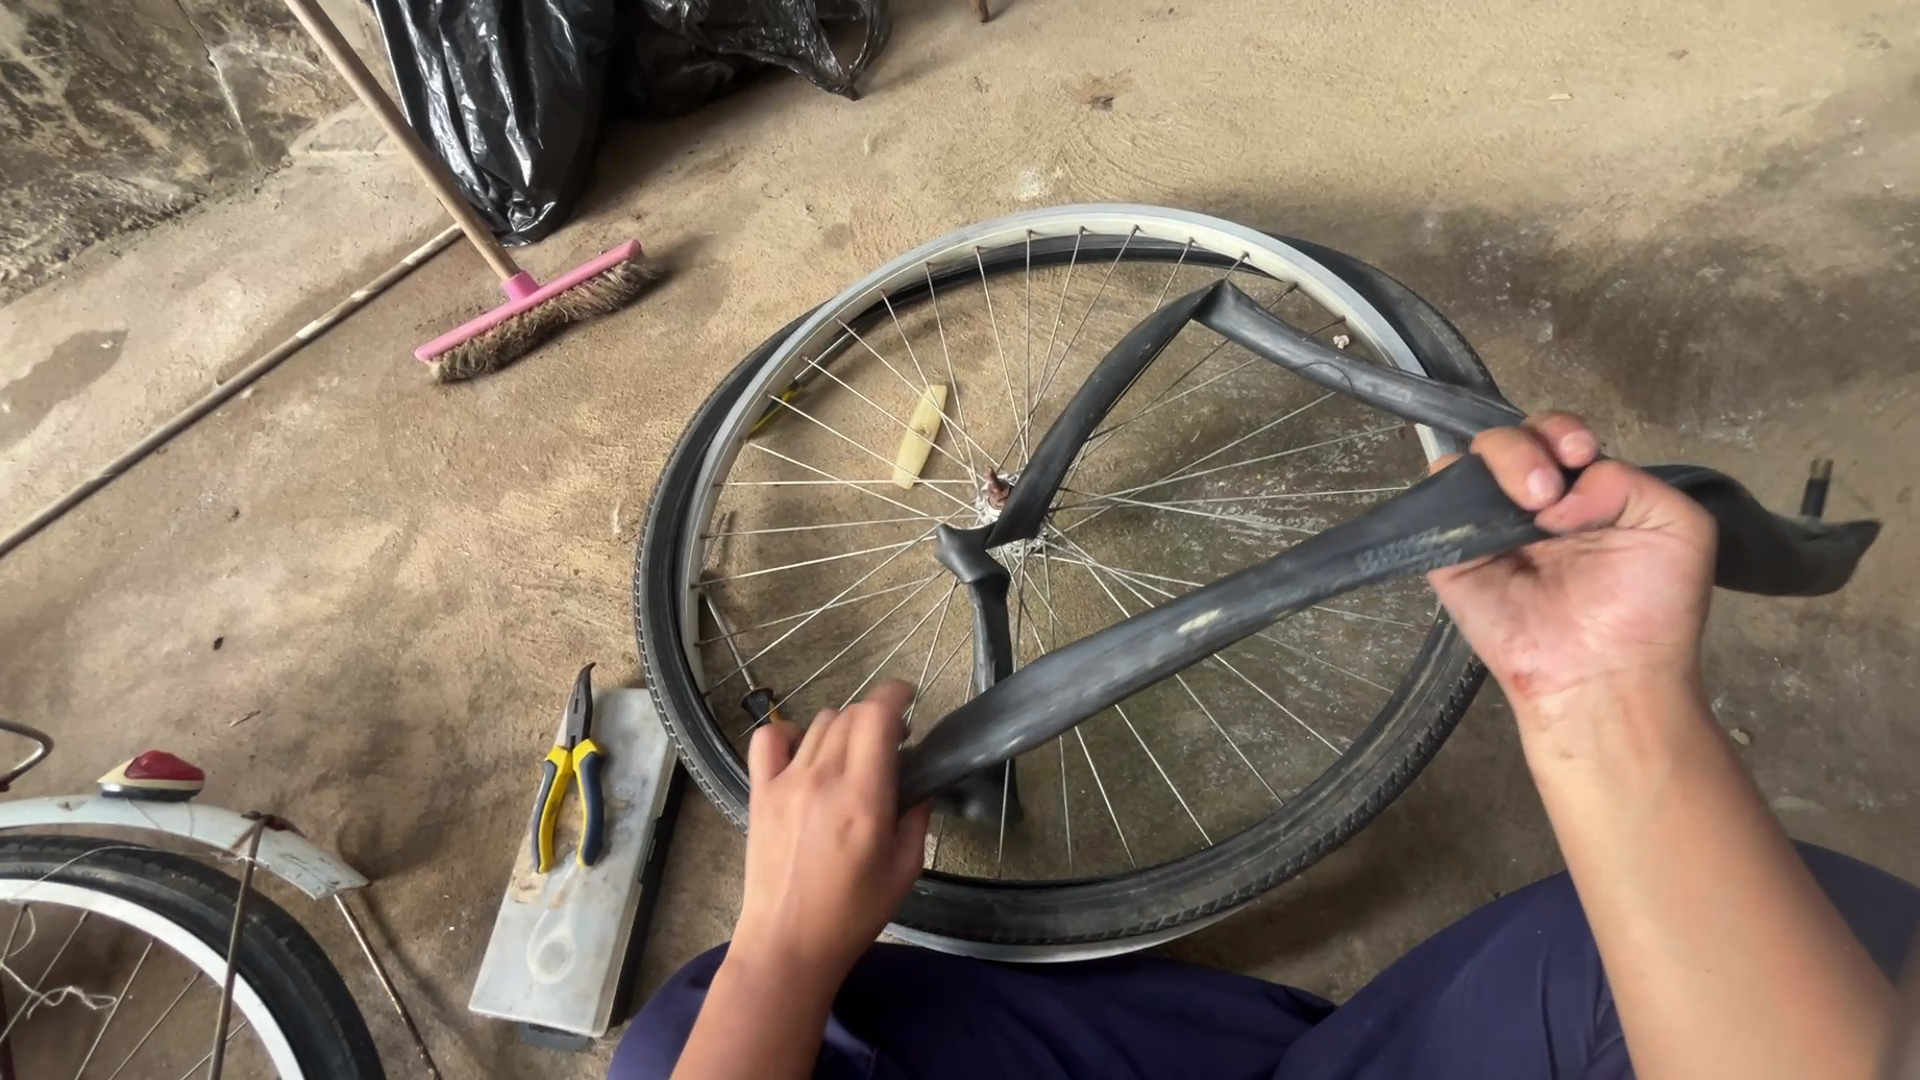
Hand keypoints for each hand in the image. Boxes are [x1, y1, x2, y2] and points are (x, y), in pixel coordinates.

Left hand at [729, 679, 931, 992]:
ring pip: (819, 723)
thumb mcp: (905, 868)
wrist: (787, 945)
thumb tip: (919, 782)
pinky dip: (789, 732)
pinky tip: (804, 752)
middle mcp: (823, 779)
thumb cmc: (853, 913)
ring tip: (853, 754)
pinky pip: (769, 739)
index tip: (909, 697)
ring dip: (844, 727)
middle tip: (891, 743)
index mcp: (864, 797)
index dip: (895, 694)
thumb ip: (917, 816)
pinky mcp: (760, 793)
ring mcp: (787, 782)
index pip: (876, 716)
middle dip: (877, 716)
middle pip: (851, 714)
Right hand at [1426, 412, 1716, 719]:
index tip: (1581, 457)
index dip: (1563, 433)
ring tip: (1528, 504)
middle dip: (1530, 448)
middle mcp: (1527, 502)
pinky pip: (1430, 504)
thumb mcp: (1676, 527)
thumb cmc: (1645, 607)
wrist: (1598, 667)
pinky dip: (1448, 493)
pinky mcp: (1447, 552)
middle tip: (1547, 491)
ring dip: (1497, 463)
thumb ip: (1628, 482)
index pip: (1556, 436)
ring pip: (1467, 461)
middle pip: (1509, 438)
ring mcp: (1483, 525)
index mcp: (1579, 491)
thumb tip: (1558, 493)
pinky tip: (1485, 519)